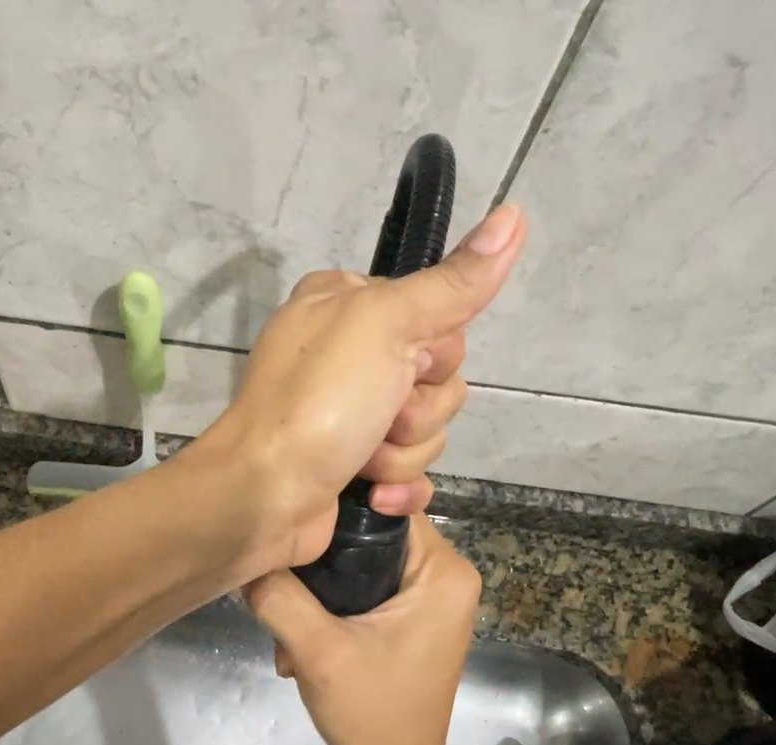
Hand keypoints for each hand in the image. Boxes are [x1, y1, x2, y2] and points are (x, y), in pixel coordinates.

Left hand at [195, 204, 526, 571]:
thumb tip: (514, 216)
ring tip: (363, 459)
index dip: (437, 348)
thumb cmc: (319, 401)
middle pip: (438, 376)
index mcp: (345, 303)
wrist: (261, 497)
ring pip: (427, 429)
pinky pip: (410, 473)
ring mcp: (348, 414)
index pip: (437, 313)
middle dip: (419, 409)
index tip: (409, 362)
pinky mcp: (352, 466)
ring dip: (403, 453)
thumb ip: (452, 283)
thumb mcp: (386, 324)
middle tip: (381, 415)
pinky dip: (398, 488)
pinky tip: (374, 496)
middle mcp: (347, 354)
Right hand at [244, 516, 480, 744]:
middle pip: (368, 536)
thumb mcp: (317, 650)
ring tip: (288, 634)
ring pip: (360, 566)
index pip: (384, 505)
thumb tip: (245, 551)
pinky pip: (364, 592)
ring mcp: (430, 600)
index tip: (289, 524)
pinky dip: (330, 612)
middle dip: (318, 565)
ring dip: (317, 595)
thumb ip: (278, 594)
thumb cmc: (369, 714)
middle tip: (279, 592)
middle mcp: (446, 576)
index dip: (333, 509)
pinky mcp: (412, 621)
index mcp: (443, 571)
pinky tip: (301, 645)